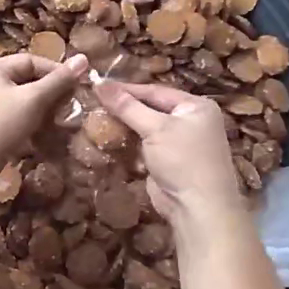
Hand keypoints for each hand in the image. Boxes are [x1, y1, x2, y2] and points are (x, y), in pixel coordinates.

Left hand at [0, 53, 85, 172]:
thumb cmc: (3, 124)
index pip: (30, 60)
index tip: (77, 84)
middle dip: (50, 89)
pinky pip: (13, 110)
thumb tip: (83, 58)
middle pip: (25, 77)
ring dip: (42, 104)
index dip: (56, 70)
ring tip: (59, 115)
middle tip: (70, 102)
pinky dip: (30, 115)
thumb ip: (59, 79)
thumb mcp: (34, 99)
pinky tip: (43, 126)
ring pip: (21, 96)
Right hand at [95, 80, 241, 223]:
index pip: (154, 91)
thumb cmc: (182, 160)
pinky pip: (143, 142)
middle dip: (122, 107)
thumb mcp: (155, 128)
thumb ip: (127, 106)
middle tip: (92, 103)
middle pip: (149, 107)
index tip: (95, 86)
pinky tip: (107, 137)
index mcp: (195, 106)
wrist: (197, 205)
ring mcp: (178, 140)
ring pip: (144, 125)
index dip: (124, 89)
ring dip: (122, 124)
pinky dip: (127, 140)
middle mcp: (190, 120)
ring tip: (94, 118)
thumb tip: (98, 83)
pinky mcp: (166, 158)